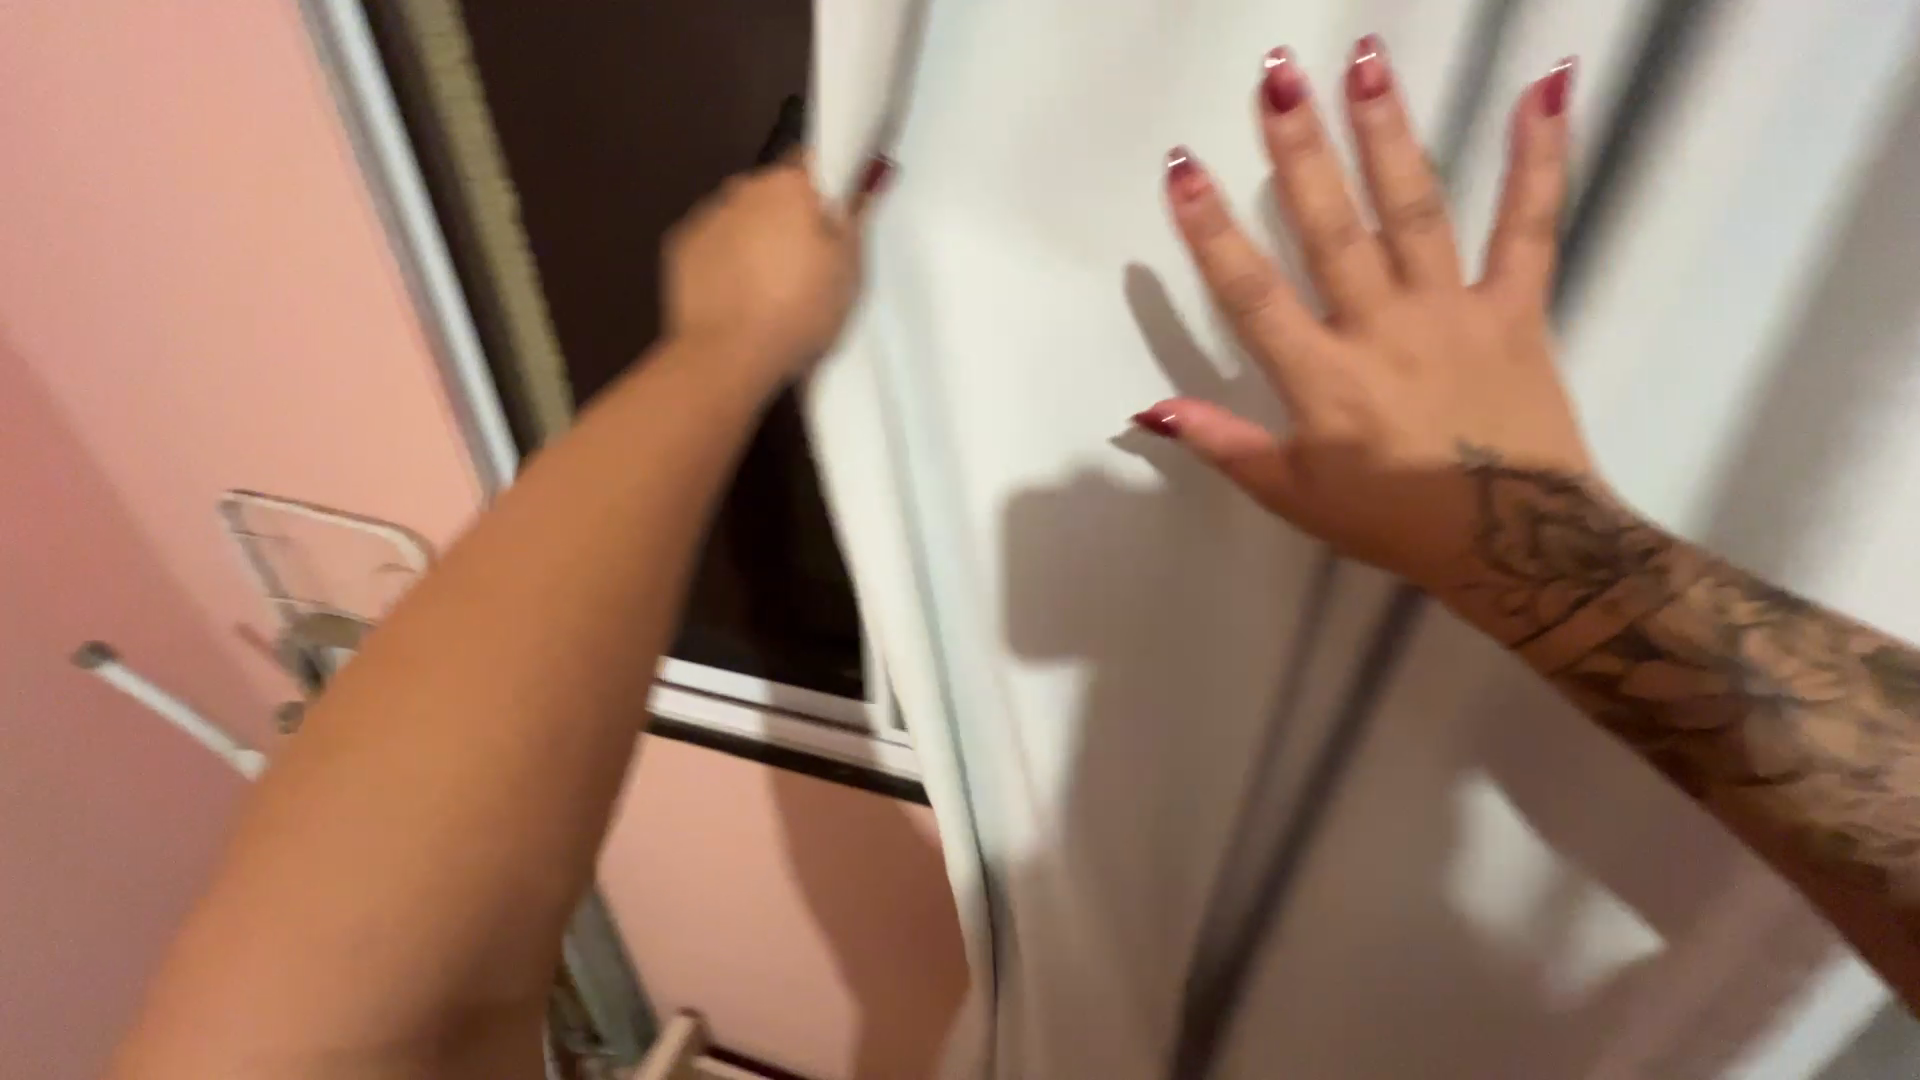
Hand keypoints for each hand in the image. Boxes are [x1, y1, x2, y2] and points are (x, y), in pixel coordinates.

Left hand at [663, 154, 887, 379]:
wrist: (728, 355)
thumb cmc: (800, 309)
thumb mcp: (848, 270)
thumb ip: (854, 219)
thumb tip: (862, 181)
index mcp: (789, 185)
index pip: (814, 162)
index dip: (830, 186)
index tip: (838, 217)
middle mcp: (742, 188)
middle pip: (775, 193)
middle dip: (790, 217)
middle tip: (808, 265)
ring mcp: (706, 216)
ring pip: (742, 219)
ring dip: (757, 239)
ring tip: (770, 288)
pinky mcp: (680, 248)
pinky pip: (714, 246)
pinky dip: (727, 262)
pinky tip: (739, 297)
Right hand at [1139, 40, 1592, 598]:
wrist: (1515, 542)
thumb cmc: (1388, 519)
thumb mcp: (1288, 491)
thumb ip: (1220, 443)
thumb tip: (1149, 410)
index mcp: (1320, 378)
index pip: (1252, 293)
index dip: (1212, 231)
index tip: (1182, 171)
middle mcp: (1380, 329)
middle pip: (1330, 229)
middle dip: (1297, 153)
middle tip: (1276, 78)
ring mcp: (1452, 310)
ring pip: (1414, 209)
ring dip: (1386, 133)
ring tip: (1365, 63)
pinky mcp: (1517, 307)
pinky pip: (1531, 225)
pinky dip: (1539, 158)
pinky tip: (1544, 90)